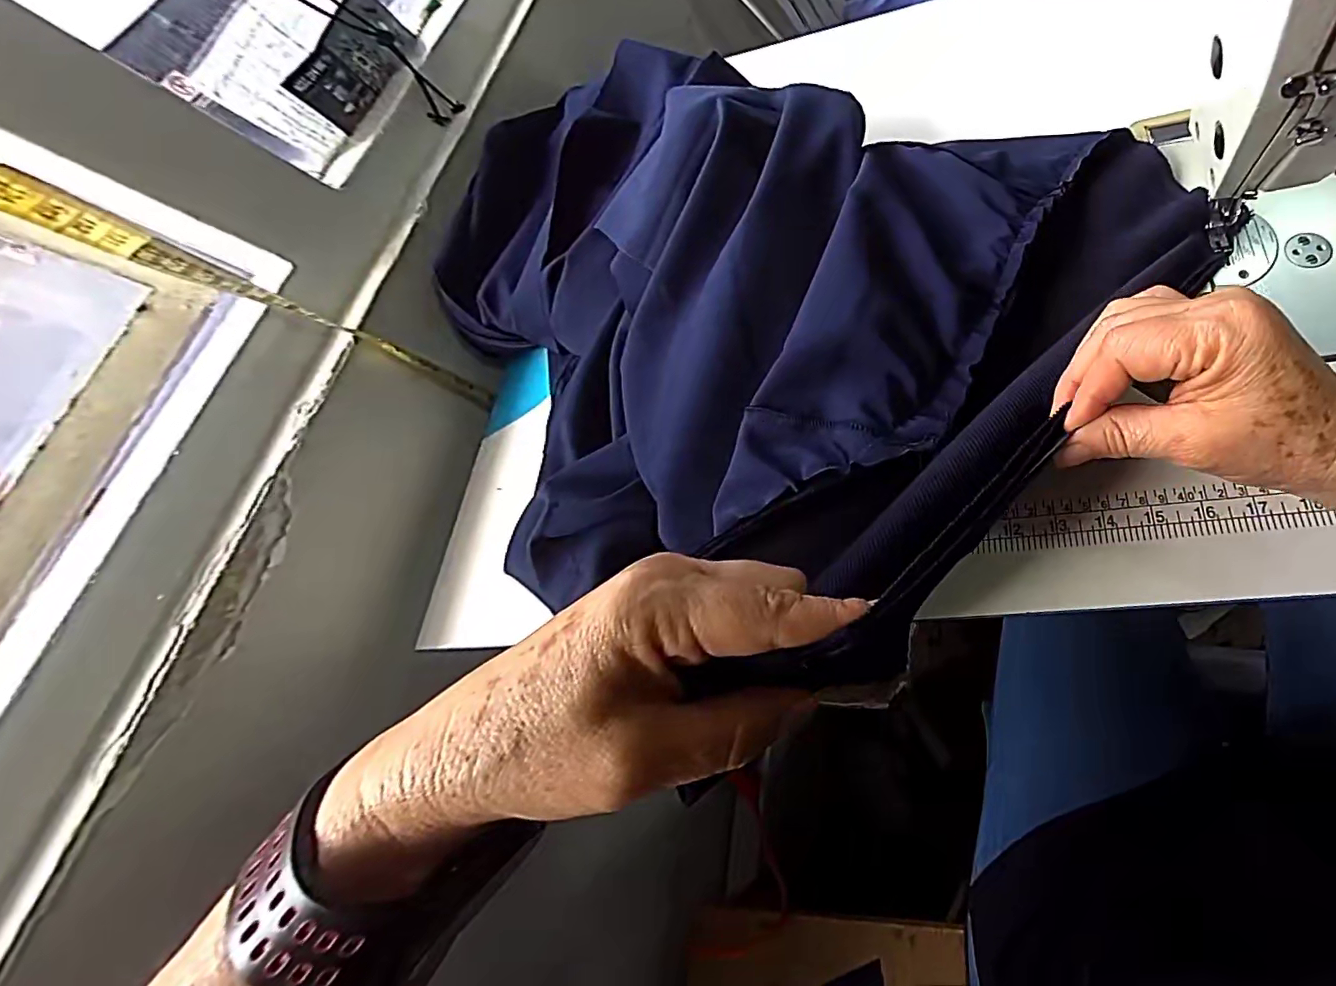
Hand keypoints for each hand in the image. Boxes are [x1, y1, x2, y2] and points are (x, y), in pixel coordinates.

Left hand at [312, 554, 866, 901]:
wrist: (462, 747)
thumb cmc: (539, 752)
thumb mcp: (645, 761)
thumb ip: (734, 726)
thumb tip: (799, 700)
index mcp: (659, 604)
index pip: (763, 605)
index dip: (821, 615)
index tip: (873, 614)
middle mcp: (664, 575)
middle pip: (763, 587)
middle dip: (799, 627)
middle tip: (819, 683)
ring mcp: (655, 583)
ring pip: (746, 593)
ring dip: (772, 632)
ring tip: (778, 687)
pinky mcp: (650, 601)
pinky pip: (722, 605)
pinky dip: (745, 633)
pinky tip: (739, 674)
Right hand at [1052, 286, 1335, 524]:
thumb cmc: (1293, 442)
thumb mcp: (1191, 442)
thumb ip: (1121, 434)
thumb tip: (1074, 440)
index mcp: (1220, 329)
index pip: (1122, 346)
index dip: (1087, 388)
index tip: (1069, 423)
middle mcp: (1219, 306)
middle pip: (1118, 324)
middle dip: (1084, 372)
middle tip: (1067, 414)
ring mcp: (1217, 309)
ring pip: (1127, 317)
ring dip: (1097, 358)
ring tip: (1083, 399)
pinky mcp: (1213, 321)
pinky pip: (1148, 321)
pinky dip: (1120, 350)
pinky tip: (1110, 376)